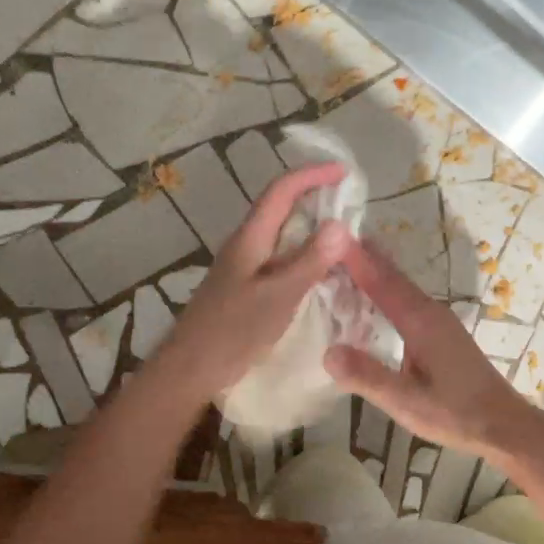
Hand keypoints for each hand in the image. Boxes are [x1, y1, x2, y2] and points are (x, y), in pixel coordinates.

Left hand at [147, 163, 351, 404]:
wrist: (190, 370)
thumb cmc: (232, 331)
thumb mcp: (278, 296)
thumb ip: (309, 261)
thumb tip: (342, 224)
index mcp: (250, 239)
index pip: (282, 191)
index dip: (313, 175)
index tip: (345, 172)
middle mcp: (247, 245)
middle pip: (282, 207)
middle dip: (316, 197)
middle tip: (353, 203)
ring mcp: (246, 266)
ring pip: (284, 234)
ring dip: (314, 227)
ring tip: (347, 235)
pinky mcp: (248, 287)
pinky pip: (283, 258)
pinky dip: (307, 254)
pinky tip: (326, 272)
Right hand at [322, 240, 542, 460]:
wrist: (502, 424)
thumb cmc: (455, 413)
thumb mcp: (406, 401)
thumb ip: (368, 377)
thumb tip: (328, 350)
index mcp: (421, 322)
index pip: (383, 283)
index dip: (357, 260)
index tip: (331, 236)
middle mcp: (431, 313)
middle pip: (394, 279)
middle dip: (365, 259)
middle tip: (331, 241)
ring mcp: (440, 322)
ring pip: (403, 289)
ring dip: (376, 274)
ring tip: (347, 263)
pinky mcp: (443, 335)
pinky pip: (409, 302)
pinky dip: (388, 293)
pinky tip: (377, 302)